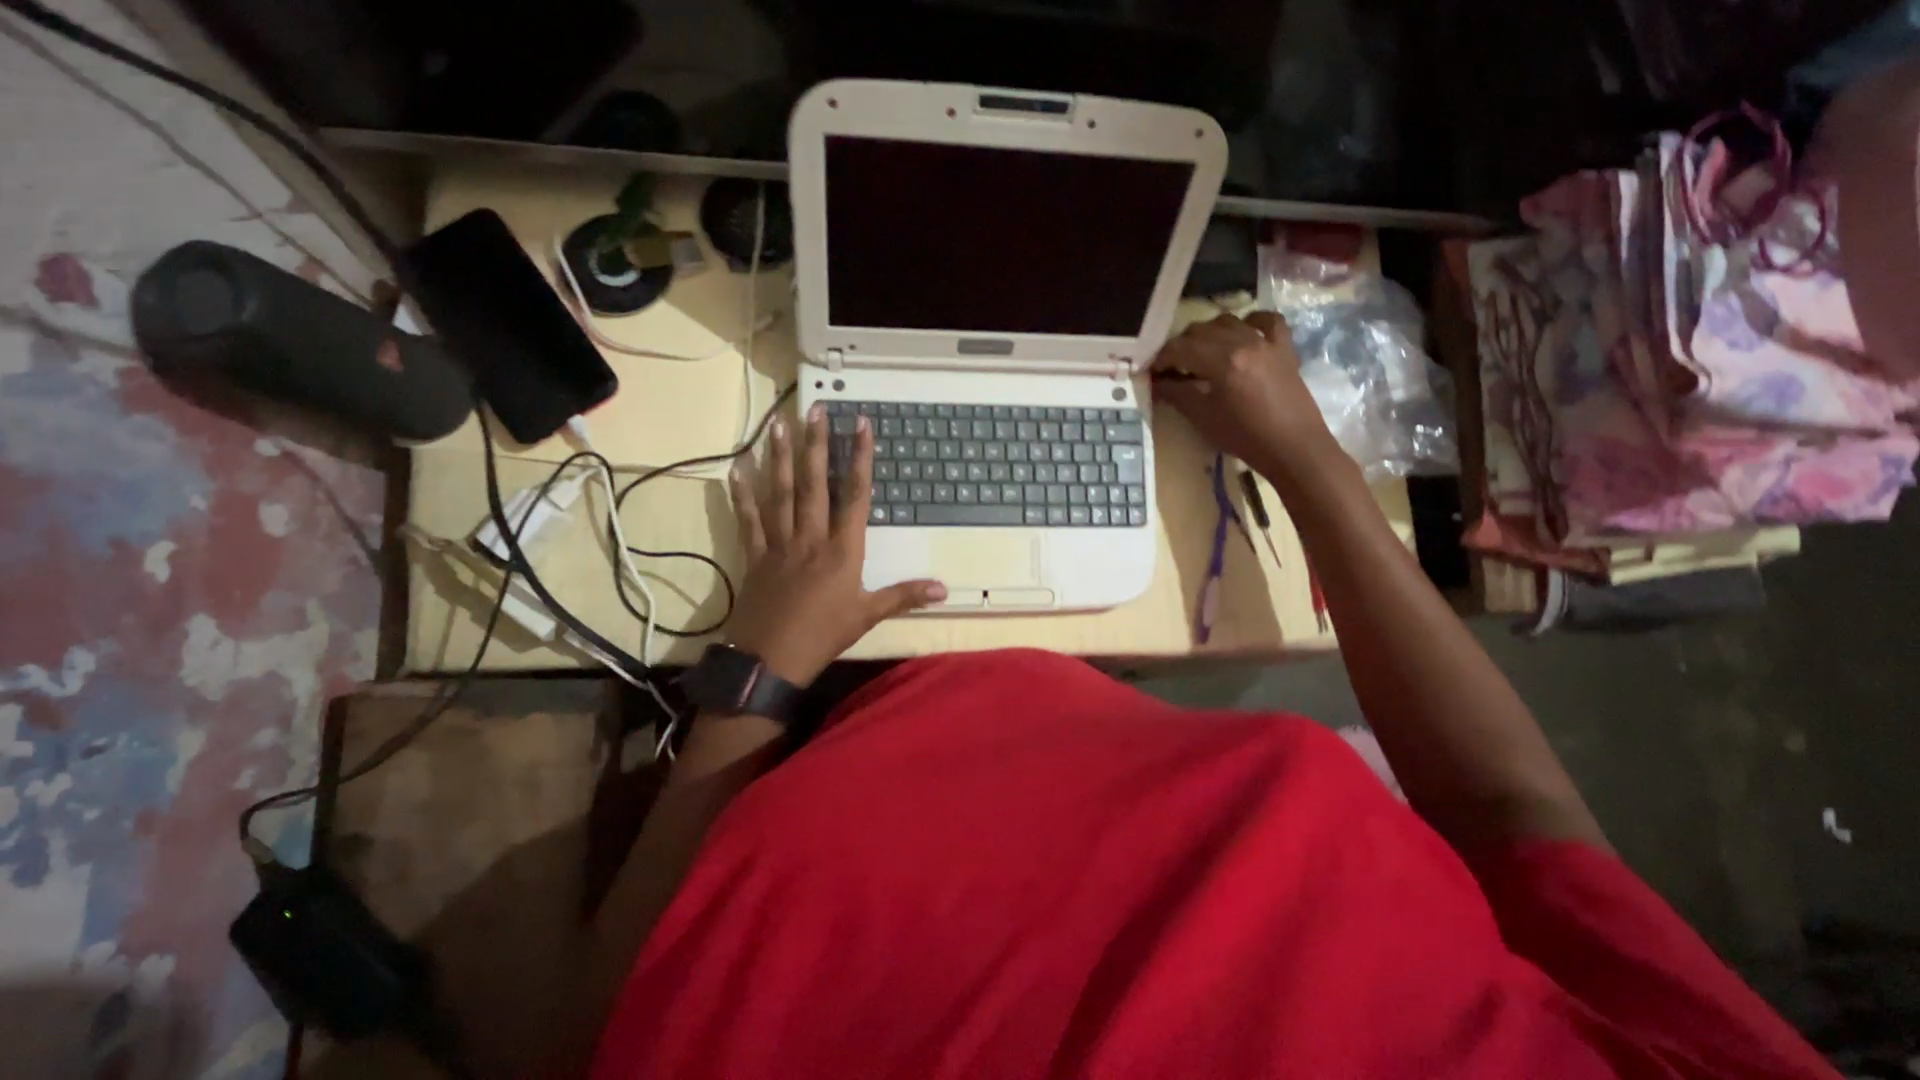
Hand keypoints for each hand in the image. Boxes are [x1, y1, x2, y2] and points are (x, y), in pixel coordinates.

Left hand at [725, 406, 946, 686]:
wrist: (770, 660)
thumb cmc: (824, 637)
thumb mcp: (868, 616)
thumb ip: (904, 596)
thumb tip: (945, 588)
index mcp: (842, 550)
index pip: (854, 495)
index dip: (859, 457)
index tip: (860, 425)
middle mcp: (810, 538)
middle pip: (813, 483)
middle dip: (815, 444)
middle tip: (814, 409)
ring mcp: (778, 545)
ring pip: (779, 493)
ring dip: (778, 457)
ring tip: (777, 424)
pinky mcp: (754, 557)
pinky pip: (748, 519)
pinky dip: (742, 494)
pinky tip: (737, 467)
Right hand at [1149, 312, 1336, 474]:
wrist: (1294, 449)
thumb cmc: (1245, 438)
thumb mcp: (1204, 418)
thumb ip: (1177, 395)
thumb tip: (1157, 382)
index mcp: (1221, 361)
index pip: (1180, 348)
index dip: (1161, 358)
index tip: (1151, 371)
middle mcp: (1243, 342)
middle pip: (1200, 330)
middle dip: (1181, 345)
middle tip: (1172, 366)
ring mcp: (1266, 342)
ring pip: (1228, 321)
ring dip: (1209, 332)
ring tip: (1202, 352)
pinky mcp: (1284, 348)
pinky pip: (1269, 320)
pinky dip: (1253, 320)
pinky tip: (1244, 330)